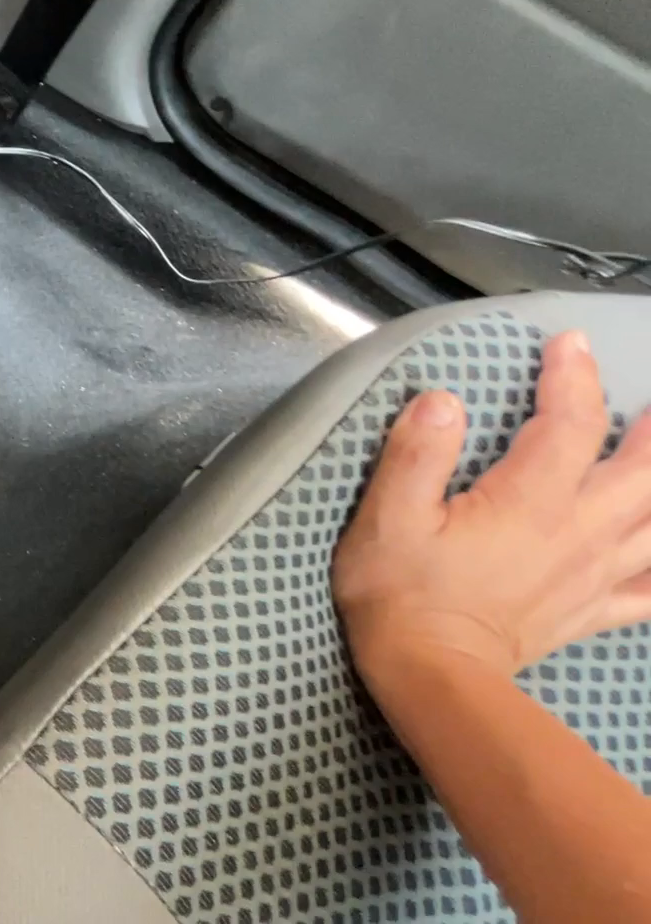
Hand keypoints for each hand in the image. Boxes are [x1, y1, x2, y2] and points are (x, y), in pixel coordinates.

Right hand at [334, 330, 650, 676]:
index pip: (566, 425)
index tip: (569, 345)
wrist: (429, 666)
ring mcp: (596, 570)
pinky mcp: (596, 605)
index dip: (572, 378)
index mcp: (527, 501)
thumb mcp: (386, 516)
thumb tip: (441, 400)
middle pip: (647, 469)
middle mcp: (579, 529)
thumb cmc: (397, 586)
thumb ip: (416, 456)